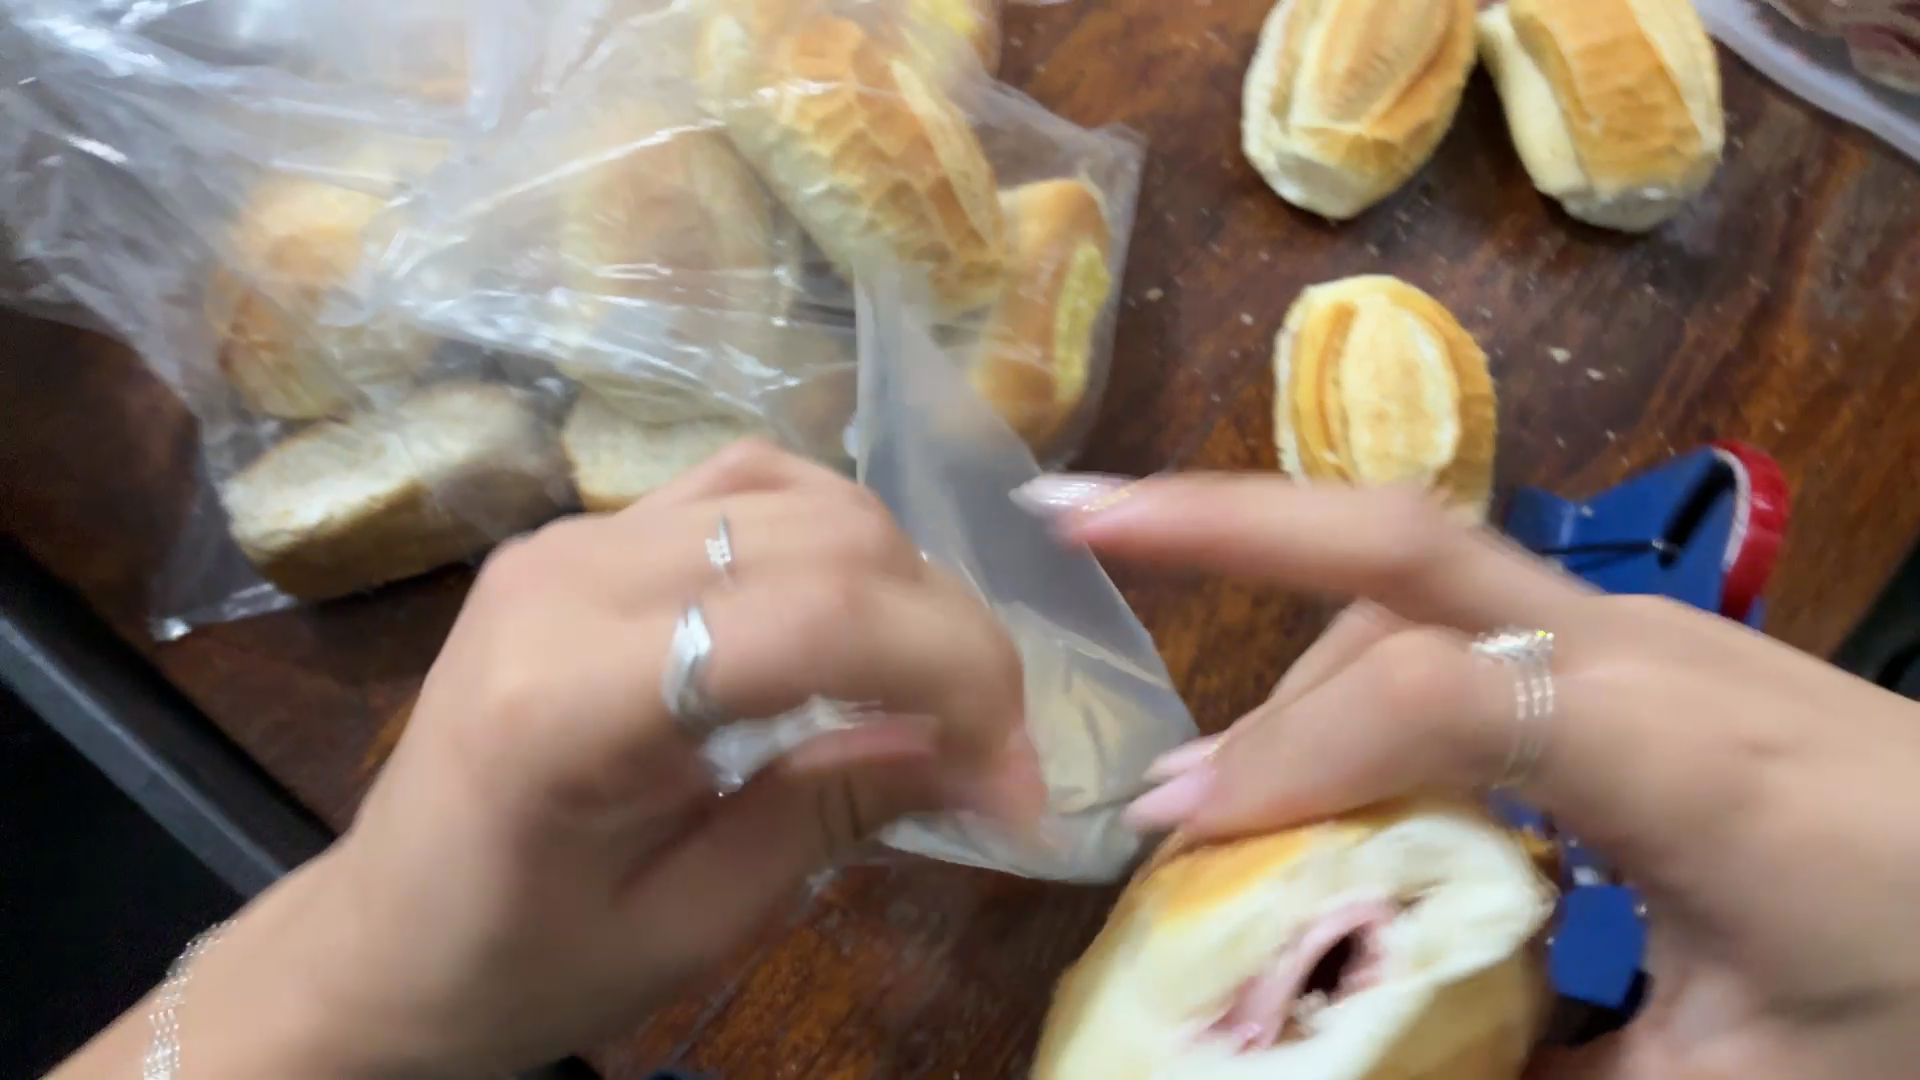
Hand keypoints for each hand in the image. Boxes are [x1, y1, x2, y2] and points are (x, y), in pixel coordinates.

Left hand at [64, 442, 1042, 1079]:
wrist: (382, 929)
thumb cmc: (524, 959)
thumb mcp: (698, 919)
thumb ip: (844, 811)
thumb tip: (989, 760)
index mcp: (569, 701)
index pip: (813, 624)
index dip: (950, 672)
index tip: (1012, 768)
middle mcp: (574, 575)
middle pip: (828, 543)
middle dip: (948, 632)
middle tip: (993, 730)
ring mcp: (582, 531)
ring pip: (805, 495)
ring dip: (905, 576)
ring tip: (931, 667)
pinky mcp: (597, 526)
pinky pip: (752, 481)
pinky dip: (839, 528)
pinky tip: (857, 591)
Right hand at [1043, 474, 1919, 1079]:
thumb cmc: (1918, 1001)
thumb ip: (1523, 1075)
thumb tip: (1310, 1046)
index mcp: (1715, 764)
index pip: (1452, 696)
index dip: (1294, 751)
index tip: (1175, 828)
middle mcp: (1645, 649)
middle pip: (1397, 537)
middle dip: (1218, 519)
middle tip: (1077, 517)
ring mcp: (1613, 624)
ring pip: (1387, 585)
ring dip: (1264, 641)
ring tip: (1188, 747)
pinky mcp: (1589, 637)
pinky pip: (1416, 617)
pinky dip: (1317, 660)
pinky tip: (1279, 729)